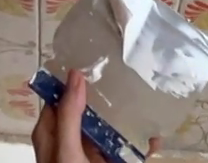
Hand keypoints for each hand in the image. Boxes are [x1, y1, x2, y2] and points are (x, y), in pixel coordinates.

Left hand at [32, 69, 161, 162]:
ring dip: (128, 119)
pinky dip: (141, 146)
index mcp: (52, 138)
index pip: (58, 98)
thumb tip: (74, 74)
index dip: (72, 77)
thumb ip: (69, 116)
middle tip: (126, 71)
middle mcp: (72, 145)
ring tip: (146, 100)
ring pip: (110, 131)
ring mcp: (93, 158)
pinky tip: (155, 138)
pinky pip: (128, 153)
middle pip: (87, 111)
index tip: (92, 55)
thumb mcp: (66, 153)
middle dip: (106, 94)